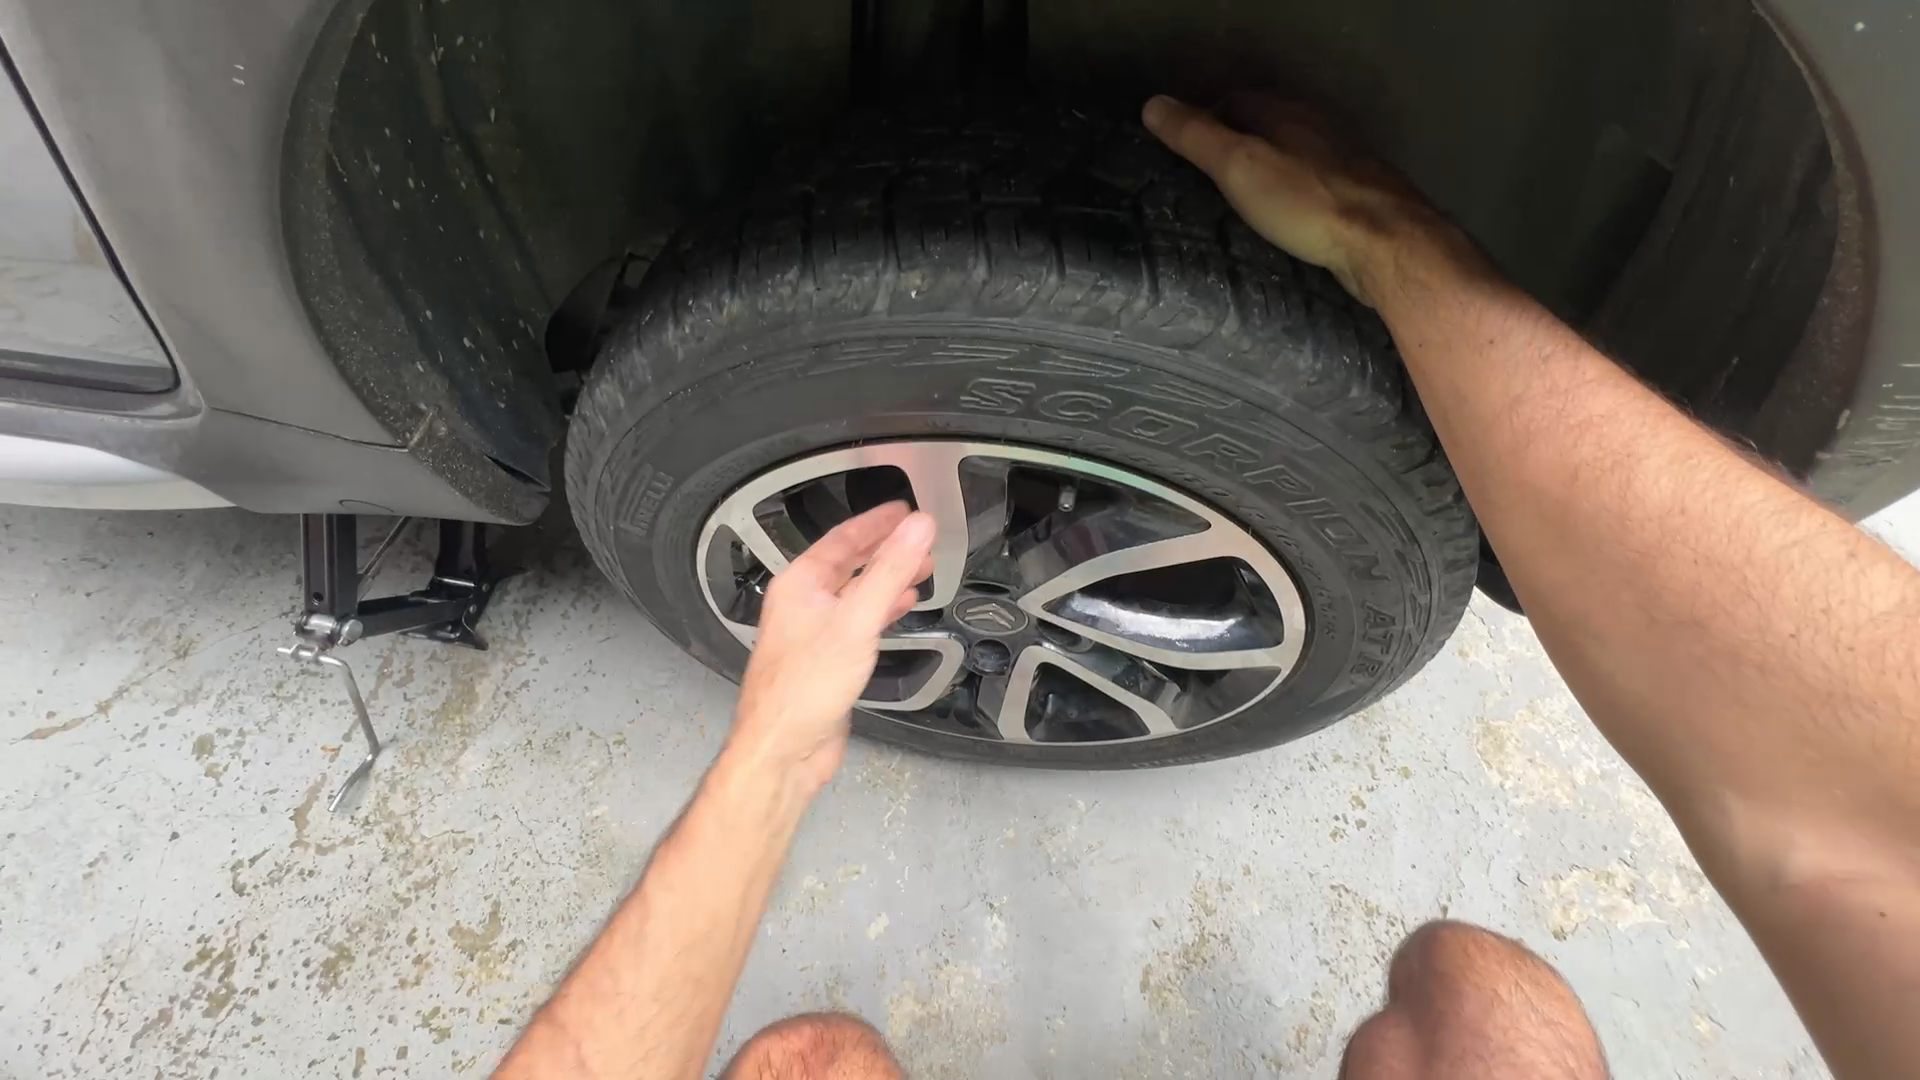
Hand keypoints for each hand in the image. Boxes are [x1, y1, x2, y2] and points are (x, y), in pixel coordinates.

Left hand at [728, 502, 935, 792]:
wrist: (783, 749)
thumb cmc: (802, 691)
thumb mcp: (855, 621)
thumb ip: (889, 571)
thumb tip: (916, 529)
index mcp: (800, 584)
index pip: (843, 538)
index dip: (876, 522)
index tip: (902, 511)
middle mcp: (803, 604)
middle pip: (849, 563)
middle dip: (886, 549)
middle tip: (916, 537)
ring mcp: (814, 632)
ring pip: (855, 592)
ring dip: (887, 578)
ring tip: (918, 569)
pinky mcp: (827, 658)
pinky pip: (858, 621)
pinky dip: (881, 610)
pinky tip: (898, 609)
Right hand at [1141, 93, 1481, 308]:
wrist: (1379, 239)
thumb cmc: (1303, 200)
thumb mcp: (1238, 165)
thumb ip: (1196, 137)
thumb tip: (1152, 104)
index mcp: (1286, 114)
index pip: (1235, 100)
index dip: (1204, 116)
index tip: (1180, 145)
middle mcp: (1314, 128)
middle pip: (1264, 124)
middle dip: (1232, 139)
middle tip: (1200, 173)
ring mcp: (1337, 160)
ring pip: (1287, 152)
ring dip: (1260, 165)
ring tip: (1231, 196)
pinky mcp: (1350, 194)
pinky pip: (1306, 181)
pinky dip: (1283, 190)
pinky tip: (1274, 215)